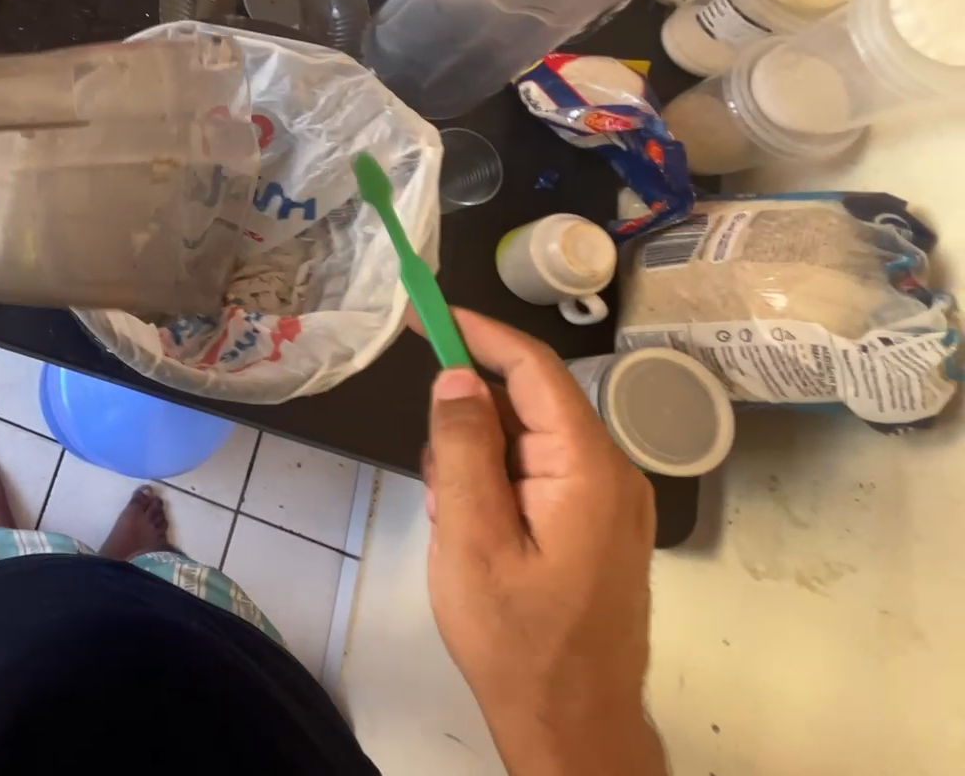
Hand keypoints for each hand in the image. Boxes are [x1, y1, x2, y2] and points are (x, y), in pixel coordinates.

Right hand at [418, 309, 663, 775]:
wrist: (567, 721)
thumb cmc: (513, 632)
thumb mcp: (471, 535)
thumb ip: (463, 448)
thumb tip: (456, 377)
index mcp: (587, 470)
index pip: (534, 371)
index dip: (479, 332)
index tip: (426, 312)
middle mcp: (607, 474)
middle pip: (523, 406)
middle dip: (465, 426)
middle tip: (437, 485)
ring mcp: (603, 501)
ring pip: (519, 441)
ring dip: (473, 464)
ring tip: (455, 523)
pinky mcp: (589, 523)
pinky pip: (529, 473)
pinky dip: (489, 486)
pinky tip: (474, 533)